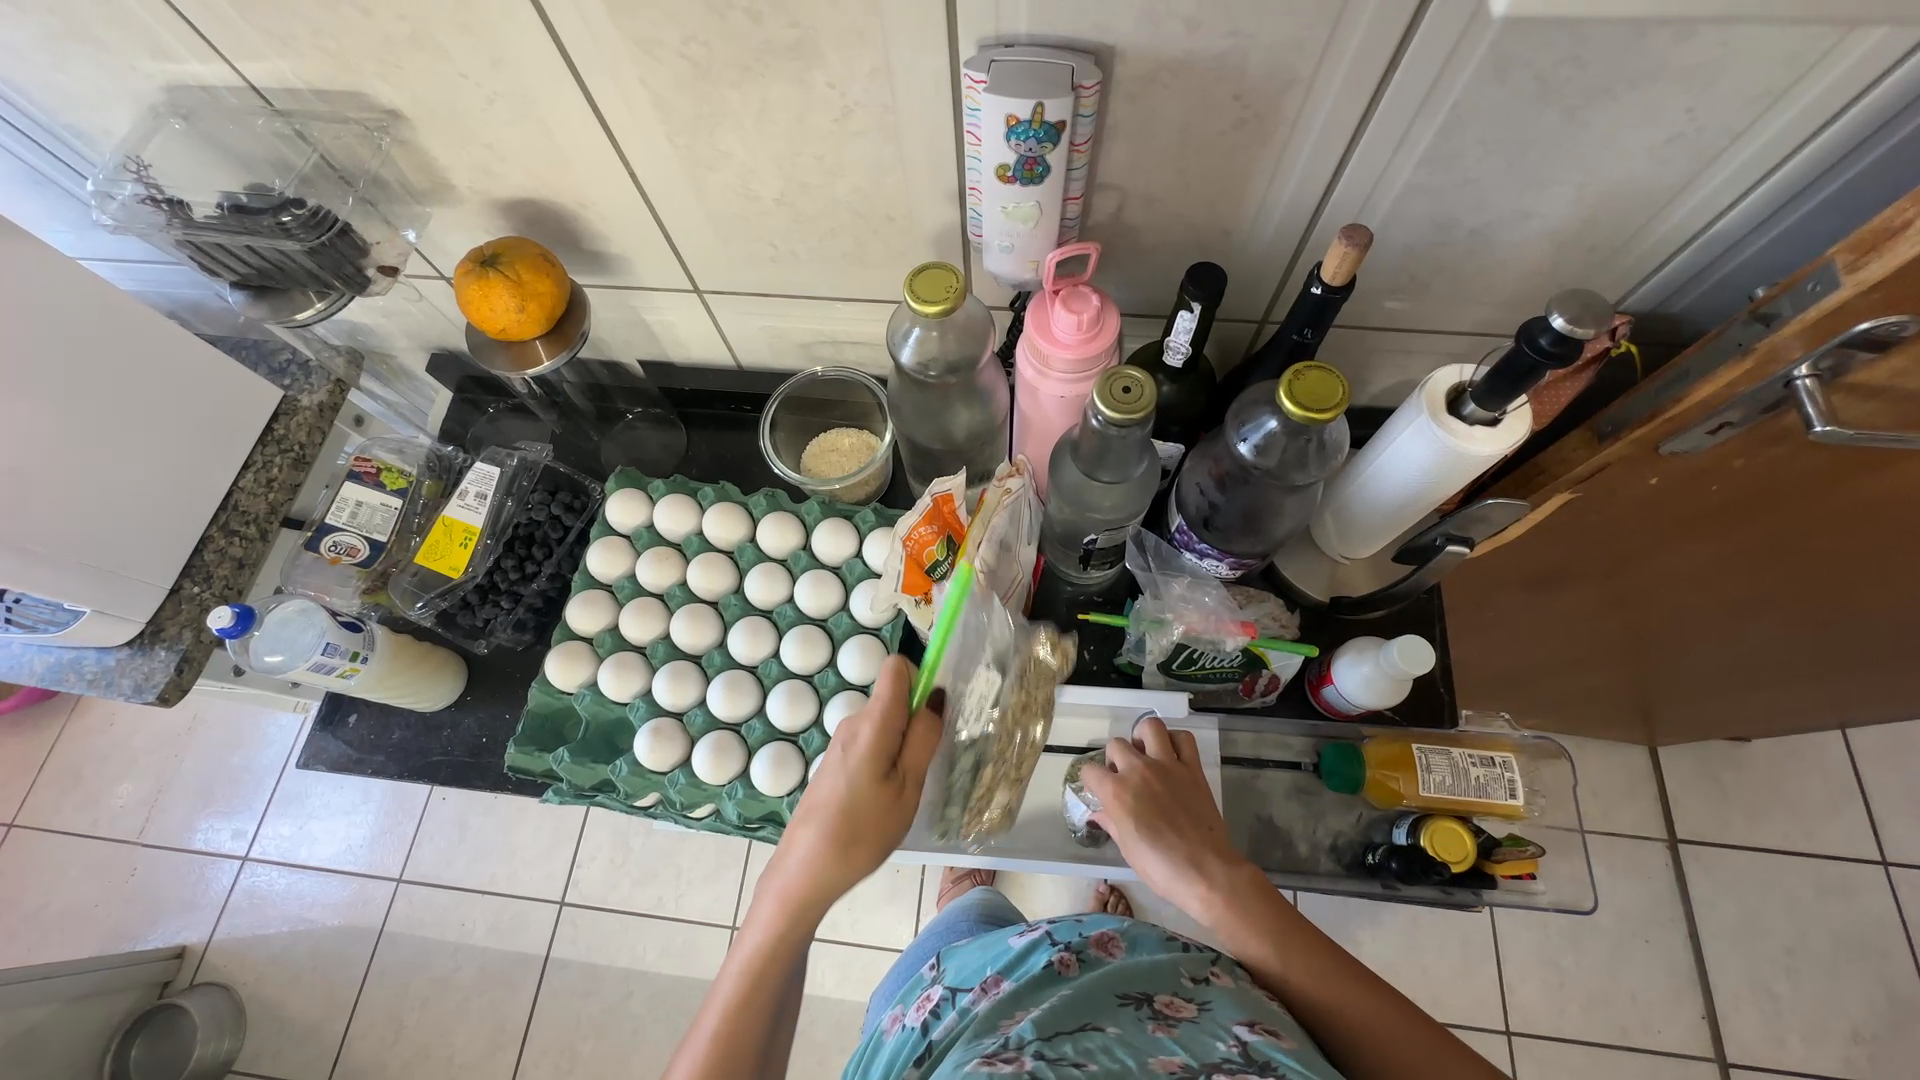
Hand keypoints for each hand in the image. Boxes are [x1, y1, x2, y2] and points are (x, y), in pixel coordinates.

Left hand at [756, 655, 941, 920]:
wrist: (805, 870)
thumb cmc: (862, 831)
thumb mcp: (908, 787)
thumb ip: (924, 737)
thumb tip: (936, 693)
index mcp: (873, 722)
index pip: (897, 666)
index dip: (922, 677)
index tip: (936, 713)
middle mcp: (854, 721)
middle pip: (894, 696)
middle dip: (917, 720)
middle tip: (926, 765)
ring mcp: (842, 741)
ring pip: (885, 722)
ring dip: (903, 744)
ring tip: (907, 788)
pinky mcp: (836, 760)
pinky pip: (872, 741)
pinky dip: (887, 758)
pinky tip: (886, 797)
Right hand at [1079, 716, 1266, 923]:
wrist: (1205, 871)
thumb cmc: (1160, 867)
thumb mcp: (1127, 848)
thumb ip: (1110, 823)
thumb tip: (1098, 814)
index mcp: (1116, 792)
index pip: (1089, 771)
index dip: (1091, 781)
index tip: (1098, 790)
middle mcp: (1138, 770)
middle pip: (1116, 744)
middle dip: (1114, 758)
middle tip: (1123, 776)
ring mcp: (1167, 765)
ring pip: (1149, 727)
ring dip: (1143, 737)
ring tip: (1145, 754)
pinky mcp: (1193, 768)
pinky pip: (1184, 739)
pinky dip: (1176, 741)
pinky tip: (1172, 756)